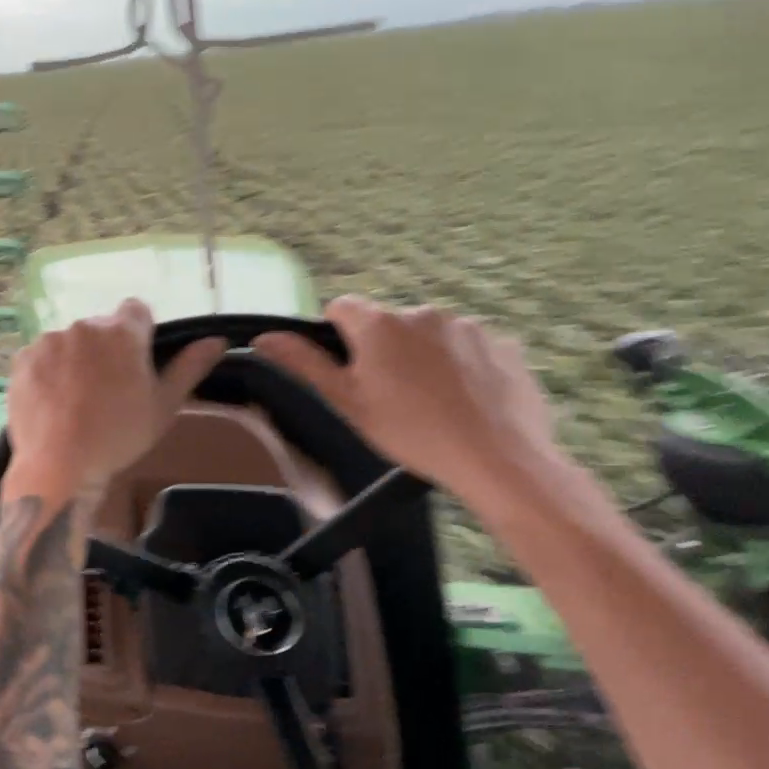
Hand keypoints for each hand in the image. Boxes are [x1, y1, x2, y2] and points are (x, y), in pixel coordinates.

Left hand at [5, 298, 225, 496]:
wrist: (59, 464)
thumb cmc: (119, 436)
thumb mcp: (163, 405)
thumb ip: (189, 367)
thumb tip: (216, 340)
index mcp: (121, 333)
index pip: (136, 310)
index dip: (140, 333)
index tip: (137, 362)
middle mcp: (82, 326)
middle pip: (100, 328)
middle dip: (106, 349)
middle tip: (108, 390)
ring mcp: (48, 340)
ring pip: (69, 342)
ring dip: (75, 359)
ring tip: (77, 400)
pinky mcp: (22, 358)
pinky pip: (41, 356)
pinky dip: (48, 372)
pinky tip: (53, 402)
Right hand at [252, 295, 562, 502]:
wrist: (501, 460)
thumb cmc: (411, 432)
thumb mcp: (346, 401)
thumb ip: (303, 363)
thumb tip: (263, 337)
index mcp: (379, 324)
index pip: (341, 307)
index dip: (337, 336)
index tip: (350, 372)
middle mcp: (423, 312)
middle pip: (387, 323)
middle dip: (384, 349)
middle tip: (391, 396)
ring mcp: (469, 326)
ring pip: (429, 335)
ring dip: (423, 356)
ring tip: (433, 402)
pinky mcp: (505, 344)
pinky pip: (469, 347)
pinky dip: (462, 365)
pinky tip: (467, 400)